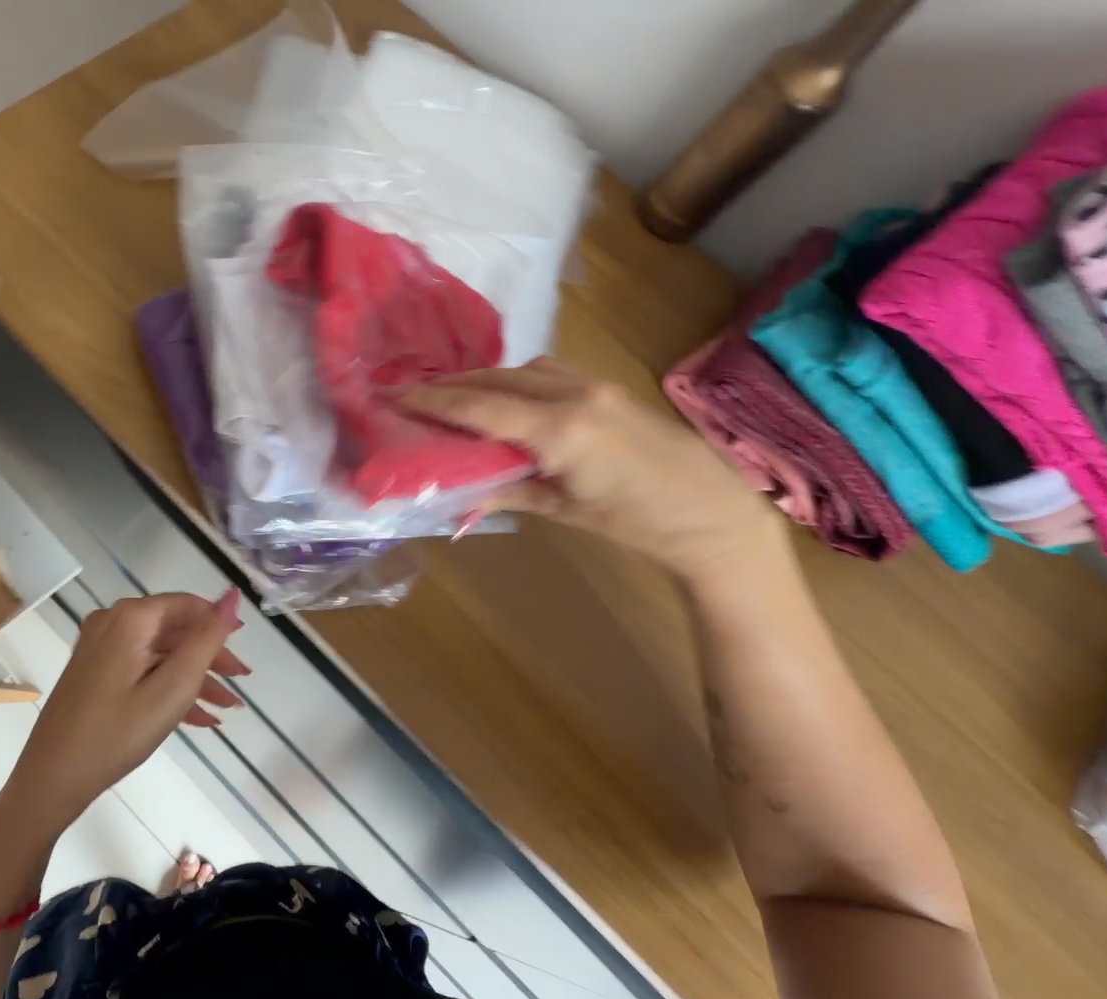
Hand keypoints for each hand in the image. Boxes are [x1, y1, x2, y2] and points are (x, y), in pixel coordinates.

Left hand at [2, 590, 247, 832]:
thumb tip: (233, 595)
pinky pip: (141, 670)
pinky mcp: (94, 673)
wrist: (53, 776)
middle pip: (173, 628)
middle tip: (240, 686)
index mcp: (130, 619)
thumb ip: (206, 640)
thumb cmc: (118, 733)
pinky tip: (199, 719)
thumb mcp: (173, 688)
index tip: (243, 652)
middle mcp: (112, 623)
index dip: (220, 624)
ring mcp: (99, 648)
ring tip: (227, 708)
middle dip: (210, 656)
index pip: (187, 605)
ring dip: (194, 678)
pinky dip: (168, 689)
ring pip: (160, 653)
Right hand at [399, 360, 788, 586]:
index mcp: (560, 429)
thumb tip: (455, 499)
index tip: (392, 396)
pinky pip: (547, 372)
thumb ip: (506, 492)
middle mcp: (574, 394)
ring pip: (522, 368)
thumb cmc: (638, 522)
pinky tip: (503, 399)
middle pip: (495, 378)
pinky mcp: (607, 387)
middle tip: (409, 396)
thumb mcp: (563, 510)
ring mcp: (594, 385)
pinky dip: (514, 380)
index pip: (479, 405)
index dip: (431, 400)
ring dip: (482, 379)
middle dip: (449, 385)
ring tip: (450, 398)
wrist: (715, 512)